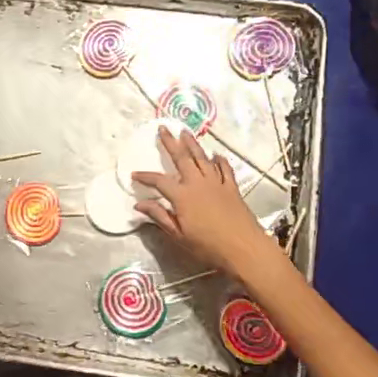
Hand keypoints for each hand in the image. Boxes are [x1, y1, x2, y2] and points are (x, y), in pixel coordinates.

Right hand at [132, 128, 283, 279]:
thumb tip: (139, 204)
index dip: (146, 177)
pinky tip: (215, 155)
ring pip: (202, 158)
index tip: (134, 175)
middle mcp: (198, 183)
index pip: (159, 181)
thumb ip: (159, 216)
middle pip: (182, 158)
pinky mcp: (232, 188)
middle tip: (163, 129)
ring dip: (193, 144)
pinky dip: (219, 160)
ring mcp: (217, 183)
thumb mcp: (178, 235)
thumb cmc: (207, 246)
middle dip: (171, 143)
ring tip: (185, 132)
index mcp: (182, 196)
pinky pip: (224, 169)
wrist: (243, 247)